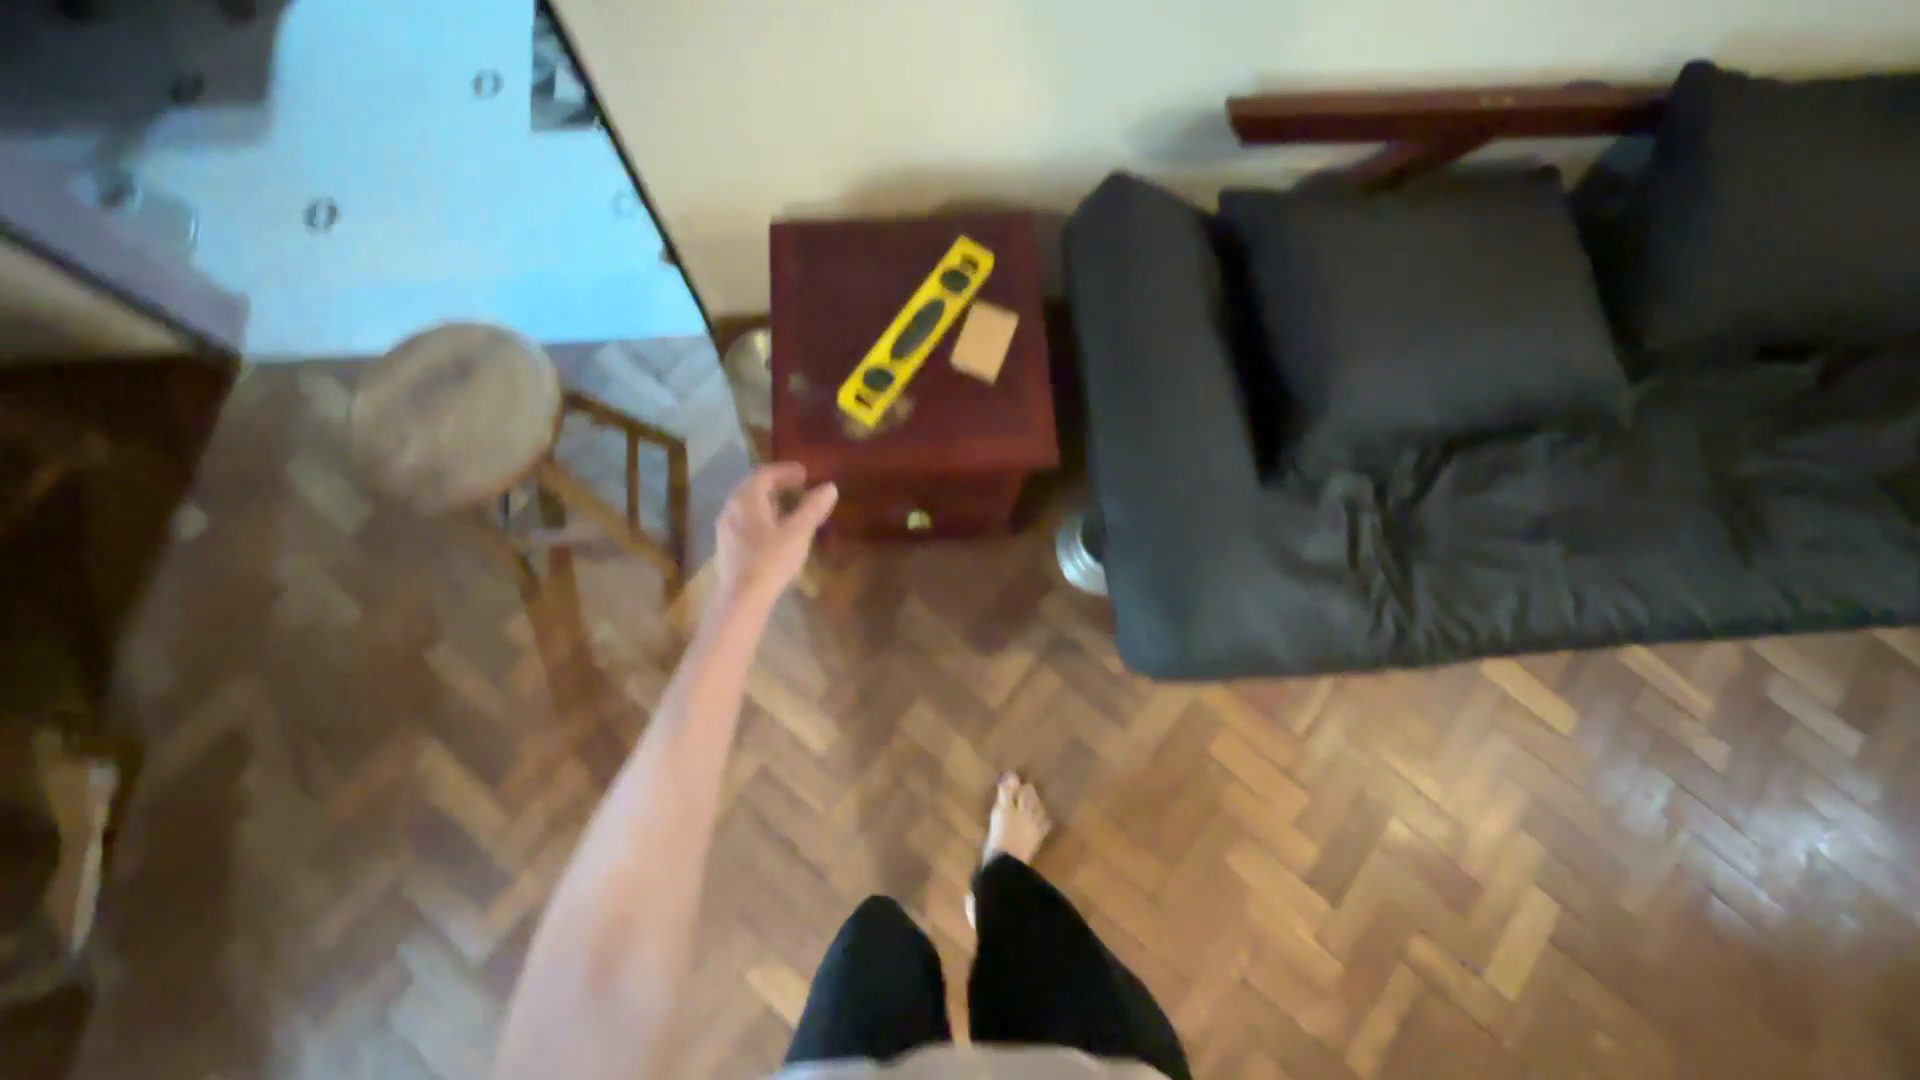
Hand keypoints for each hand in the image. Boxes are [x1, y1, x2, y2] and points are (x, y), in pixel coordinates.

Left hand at [712, 463, 836, 612]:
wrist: (742, 598)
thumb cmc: (771, 560)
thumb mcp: (798, 532)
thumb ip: (813, 508)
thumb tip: (829, 487)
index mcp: (746, 499)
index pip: (765, 474)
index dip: (786, 470)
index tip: (805, 474)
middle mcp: (731, 508)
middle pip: (752, 487)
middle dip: (776, 483)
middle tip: (797, 486)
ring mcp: (725, 528)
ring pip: (747, 505)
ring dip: (767, 500)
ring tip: (787, 507)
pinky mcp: (726, 546)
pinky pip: (744, 520)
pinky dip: (760, 516)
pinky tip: (773, 531)